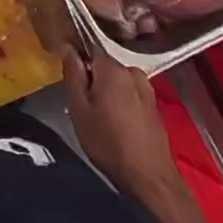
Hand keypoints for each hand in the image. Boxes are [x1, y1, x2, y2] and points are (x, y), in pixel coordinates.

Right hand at [63, 46, 172, 195]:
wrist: (145, 173)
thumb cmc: (106, 141)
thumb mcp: (78, 109)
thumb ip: (73, 75)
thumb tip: (69, 49)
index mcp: (113, 70)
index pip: (90, 51)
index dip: (78, 66)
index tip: (71, 85)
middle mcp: (133, 72)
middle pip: (104, 67)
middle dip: (92, 81)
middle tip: (82, 107)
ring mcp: (147, 88)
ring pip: (116, 81)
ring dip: (106, 93)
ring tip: (98, 117)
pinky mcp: (153, 103)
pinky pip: (129, 93)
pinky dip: (119, 102)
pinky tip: (115, 123)